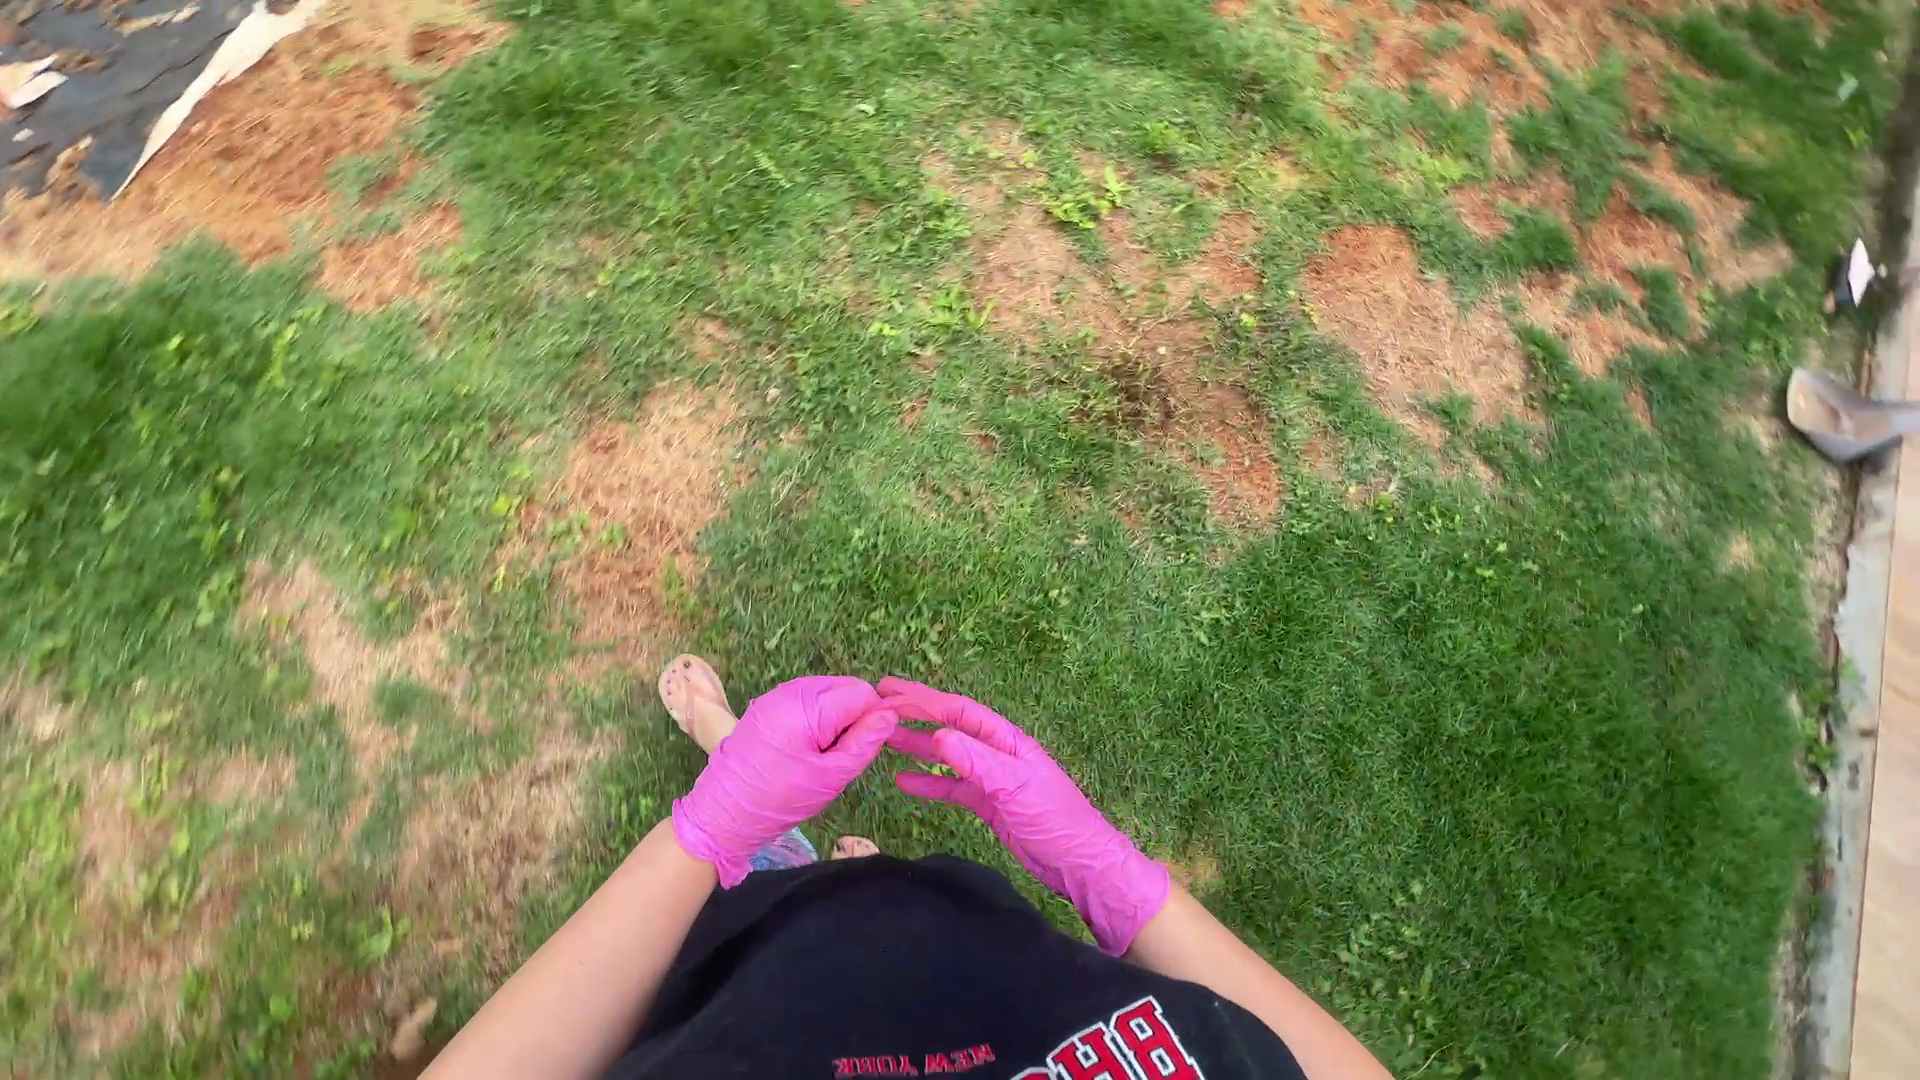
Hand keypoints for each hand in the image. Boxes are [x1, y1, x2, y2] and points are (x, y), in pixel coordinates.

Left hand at [672, 676, 896, 886]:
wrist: (721, 816)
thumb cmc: (779, 800)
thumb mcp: (831, 777)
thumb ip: (865, 742)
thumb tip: (891, 714)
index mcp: (806, 704)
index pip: (863, 692)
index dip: (872, 718)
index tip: (861, 748)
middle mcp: (791, 689)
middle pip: (846, 688)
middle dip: (853, 717)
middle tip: (838, 755)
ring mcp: (776, 695)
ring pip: (829, 693)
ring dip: (835, 719)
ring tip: (820, 755)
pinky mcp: (767, 705)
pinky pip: (808, 701)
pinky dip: (816, 719)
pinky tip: (804, 749)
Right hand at [879, 677, 1169, 954]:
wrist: (1079, 862)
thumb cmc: (1053, 818)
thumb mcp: (1013, 785)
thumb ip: (976, 760)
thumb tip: (937, 733)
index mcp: (1005, 739)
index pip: (956, 711)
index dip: (923, 699)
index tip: (889, 691)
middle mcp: (996, 751)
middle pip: (949, 725)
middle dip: (915, 712)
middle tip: (879, 702)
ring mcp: (992, 777)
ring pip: (947, 754)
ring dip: (917, 745)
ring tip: (884, 738)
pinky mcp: (989, 803)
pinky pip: (952, 786)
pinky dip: (929, 781)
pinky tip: (903, 781)